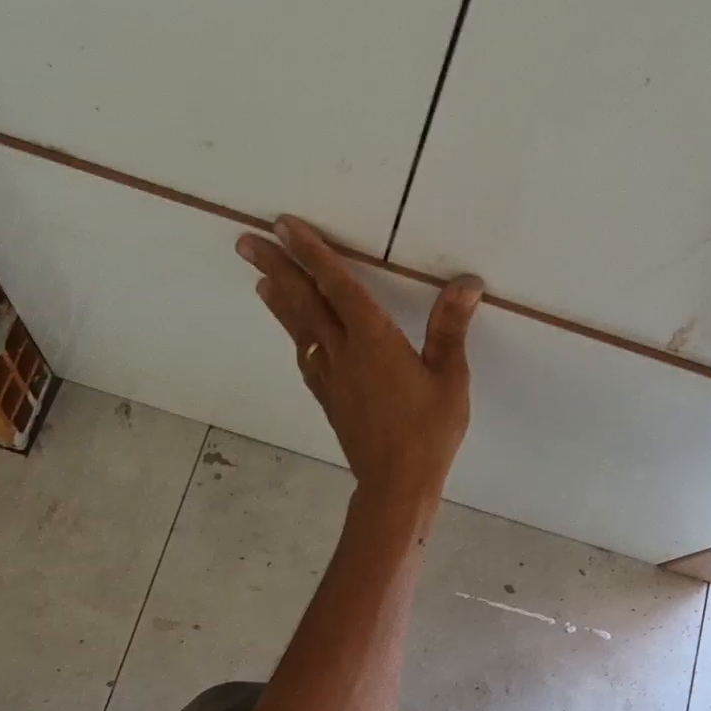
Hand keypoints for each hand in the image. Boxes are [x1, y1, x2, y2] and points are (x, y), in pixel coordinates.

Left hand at [236, 216, 483, 501]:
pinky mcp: (328, 398)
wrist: (395, 484)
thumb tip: (466, 283)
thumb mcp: (450, 377)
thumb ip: (450, 328)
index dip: (310, 252)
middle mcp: (342, 352)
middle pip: (303, 301)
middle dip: (276, 267)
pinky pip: (306, 358)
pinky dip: (296, 337)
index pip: (335, 284)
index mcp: (372, 339)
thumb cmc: (428, 432)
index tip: (283, 225)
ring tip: (259, 279)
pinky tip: (295, 335)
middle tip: (245, 242)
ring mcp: (330, 377)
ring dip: (279, 300)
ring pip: (299, 328)